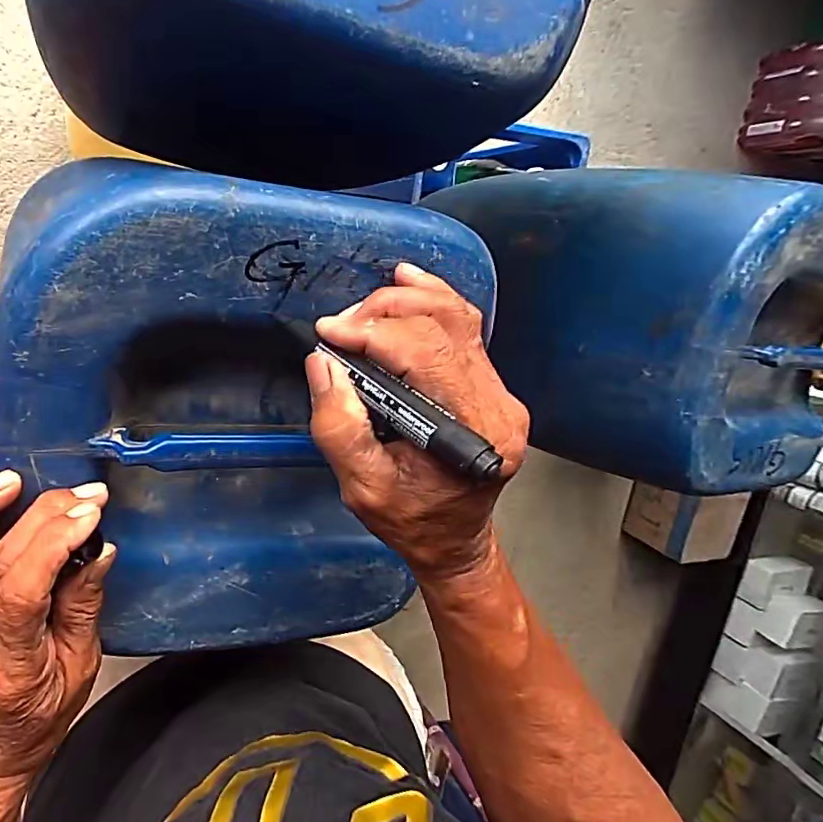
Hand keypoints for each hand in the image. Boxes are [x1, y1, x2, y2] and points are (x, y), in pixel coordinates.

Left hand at [0, 470, 116, 778]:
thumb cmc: (41, 713)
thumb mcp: (81, 668)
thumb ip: (85, 605)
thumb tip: (100, 549)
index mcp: (7, 665)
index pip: (21, 592)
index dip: (57, 544)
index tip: (92, 514)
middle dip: (47, 519)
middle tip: (87, 495)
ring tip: (14, 480)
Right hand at [307, 262, 527, 582]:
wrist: (452, 539)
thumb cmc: (412, 520)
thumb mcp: (363, 488)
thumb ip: (339, 428)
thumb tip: (324, 365)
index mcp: (473, 432)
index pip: (425, 356)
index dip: (372, 335)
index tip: (330, 334)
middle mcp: (496, 404)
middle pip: (442, 327)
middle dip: (382, 314)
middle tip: (339, 327)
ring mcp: (498, 390)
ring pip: (456, 317)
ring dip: (404, 300)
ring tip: (362, 307)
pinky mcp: (487, 382)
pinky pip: (461, 327)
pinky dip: (430, 300)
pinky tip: (407, 282)